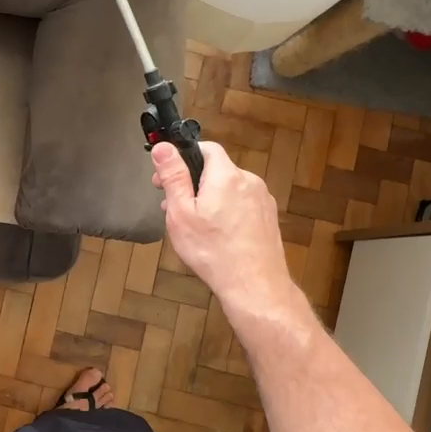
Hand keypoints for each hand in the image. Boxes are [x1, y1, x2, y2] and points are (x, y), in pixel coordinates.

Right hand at [152, 141, 298, 314]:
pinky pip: (240, 203)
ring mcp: (261, 199)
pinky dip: (225, 209)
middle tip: (171, 205)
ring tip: (191, 224)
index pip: (206, 148)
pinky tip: (214, 233)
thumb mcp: (182, 213)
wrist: (254, 284)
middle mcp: (248, 181)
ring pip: (228, 188)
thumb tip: (163, 147)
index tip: (165, 176)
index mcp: (226, 176)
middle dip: (191, 182)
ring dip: (207, 197)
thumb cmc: (213, 251)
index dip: (183, 157)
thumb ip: (173, 177)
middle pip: (215, 170)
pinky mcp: (267, 216)